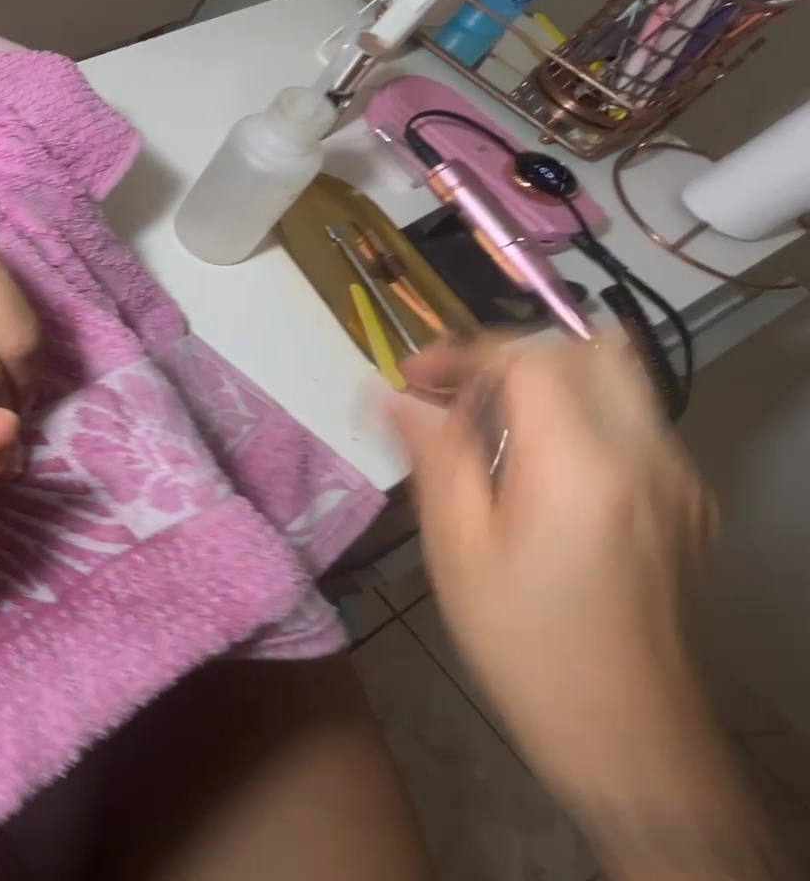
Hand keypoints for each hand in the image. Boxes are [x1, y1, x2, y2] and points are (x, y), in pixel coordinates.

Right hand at [386, 335, 715, 767]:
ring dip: (542, 381)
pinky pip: (629, 424)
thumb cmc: (519, 636)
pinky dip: (572, 414)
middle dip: (510, 352)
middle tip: (449, 389)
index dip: (461, 351)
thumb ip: (435, 454)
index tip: (410, 378)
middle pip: (592, 350)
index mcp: (582, 465)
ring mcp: (678, 478)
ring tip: (480, 422)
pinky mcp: (683, 502)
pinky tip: (525, 465)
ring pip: (616, 382)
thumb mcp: (455, 544)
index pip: (529, 358)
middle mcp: (647, 456)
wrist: (623, 727)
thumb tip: (394, 396)